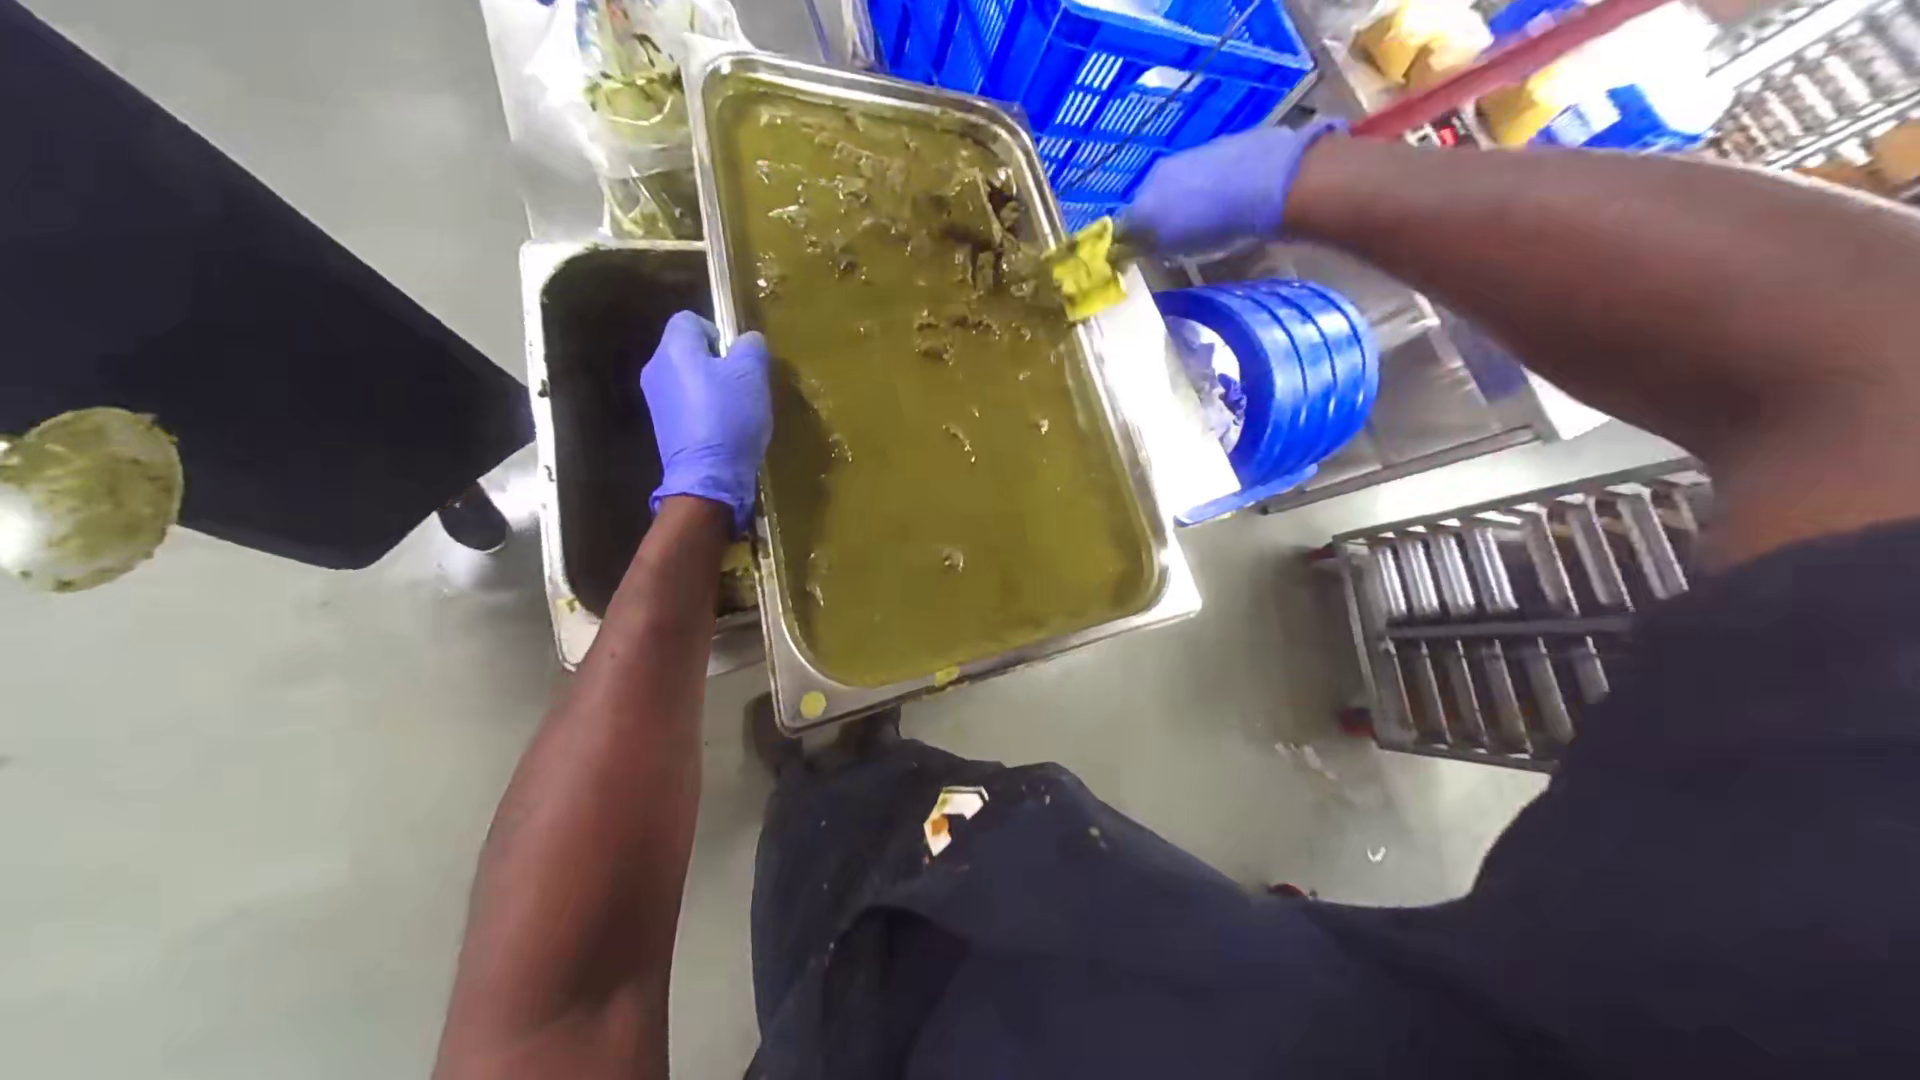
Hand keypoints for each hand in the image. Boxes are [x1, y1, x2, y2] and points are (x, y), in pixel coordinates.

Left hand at [641, 311, 771, 535]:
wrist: (708, 475)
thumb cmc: (730, 417)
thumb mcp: (752, 376)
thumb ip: (751, 347)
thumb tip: (747, 339)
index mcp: (674, 348)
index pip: (689, 319)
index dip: (717, 331)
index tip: (737, 358)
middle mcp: (656, 368)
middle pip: (688, 350)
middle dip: (716, 362)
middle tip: (742, 384)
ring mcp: (655, 399)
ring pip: (687, 379)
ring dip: (711, 388)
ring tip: (735, 410)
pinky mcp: (662, 426)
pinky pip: (685, 405)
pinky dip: (703, 410)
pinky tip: (723, 430)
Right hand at [1119, 117, 1346, 257]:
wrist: (1268, 182)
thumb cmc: (1216, 227)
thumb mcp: (1176, 248)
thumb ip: (1150, 245)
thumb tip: (1133, 246)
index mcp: (1143, 201)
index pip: (1126, 223)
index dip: (1133, 239)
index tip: (1145, 252)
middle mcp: (1157, 174)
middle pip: (1149, 200)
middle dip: (1157, 217)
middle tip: (1175, 237)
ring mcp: (1188, 156)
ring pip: (1175, 184)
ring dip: (1182, 200)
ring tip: (1204, 217)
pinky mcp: (1218, 145)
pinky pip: (1202, 172)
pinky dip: (1206, 185)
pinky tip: (1225, 198)